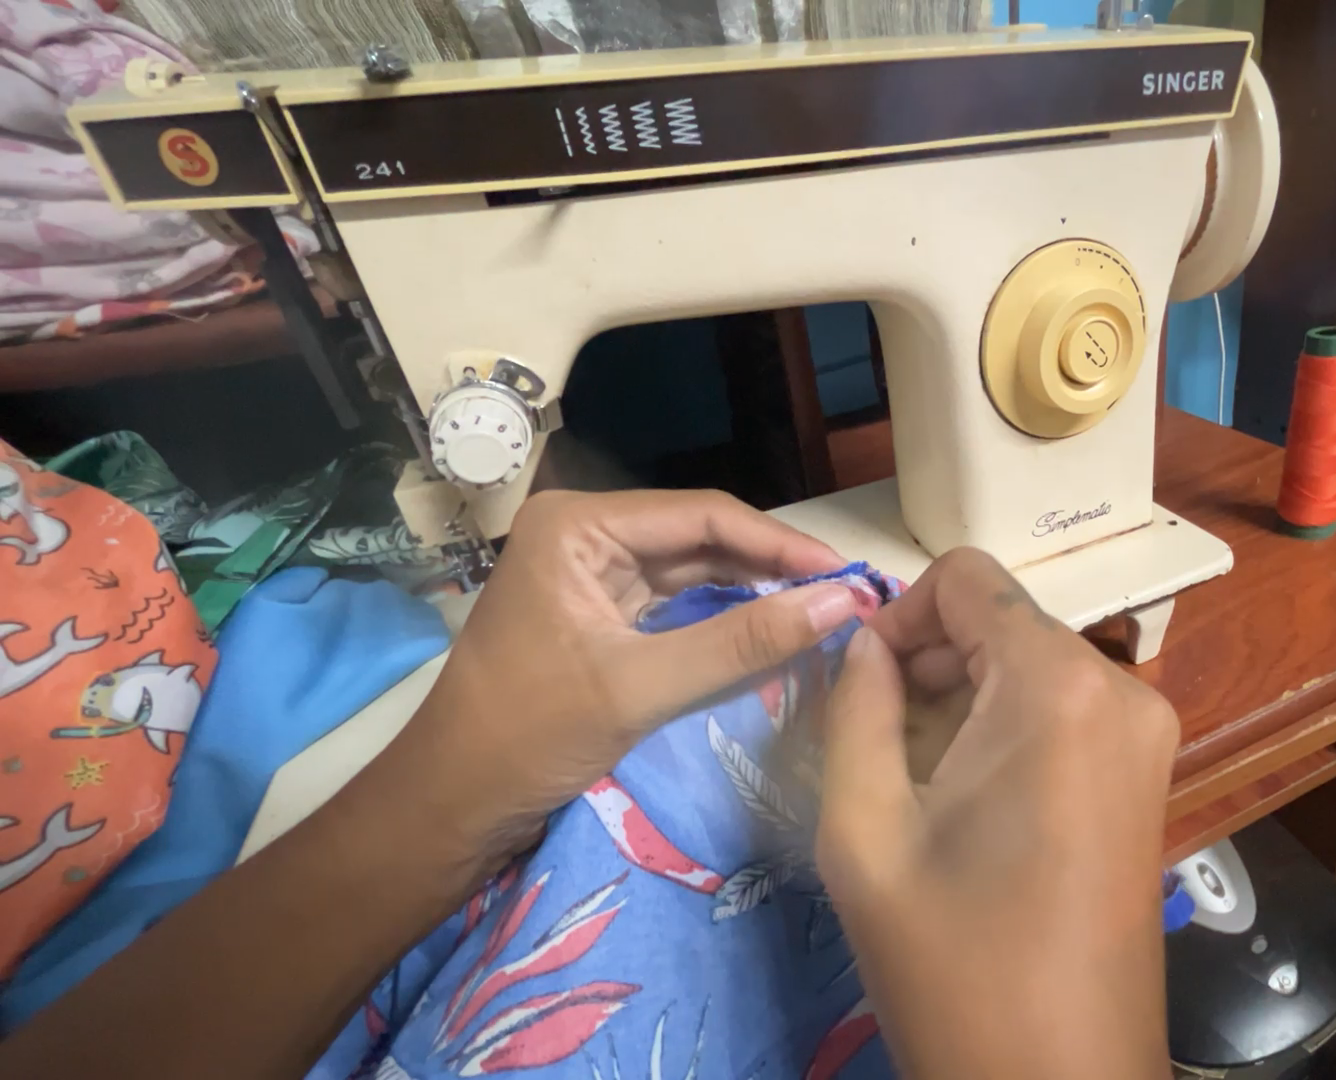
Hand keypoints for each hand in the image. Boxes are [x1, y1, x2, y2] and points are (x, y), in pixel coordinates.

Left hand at [352, 489, 855, 865]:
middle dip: (774, 565)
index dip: (781, 544)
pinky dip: (730, 612)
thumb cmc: (528, 737)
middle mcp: (589, 532)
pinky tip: (774, 621)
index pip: (704, 516)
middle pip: (704, 536)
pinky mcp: (607, 607)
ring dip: (758, 586)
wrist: (448, 810)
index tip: (845, 572)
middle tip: (843, 592)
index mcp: (580, 525)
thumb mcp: (642, 686)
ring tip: (822, 604)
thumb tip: (841, 601)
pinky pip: (683, 598)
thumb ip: (744, 642)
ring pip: (698, 566)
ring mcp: (597, 569)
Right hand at [816, 548, 1178, 1079]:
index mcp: (1057, 686)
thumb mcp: (866, 831)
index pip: (968, 578)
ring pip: (1028, 660)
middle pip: (1000, 620)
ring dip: (962, 695)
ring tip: (922, 778)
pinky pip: (1061, 702)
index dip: (902, 613)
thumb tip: (866, 642)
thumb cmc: (955, 964)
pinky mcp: (1146, 767)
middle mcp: (1119, 686)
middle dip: (930, 660)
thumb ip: (855, 708)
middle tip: (883, 740)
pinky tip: (971, 793)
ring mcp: (1145, 727)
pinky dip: (1005, 721)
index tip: (866, 682)